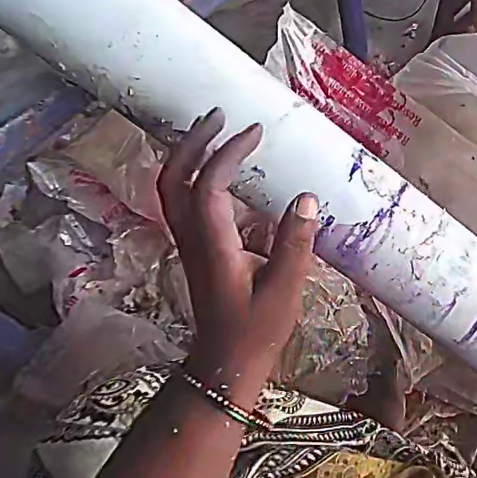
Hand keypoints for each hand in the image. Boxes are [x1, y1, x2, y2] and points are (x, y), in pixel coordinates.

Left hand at [157, 109, 319, 403]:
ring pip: (171, 187)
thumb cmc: (255, 330)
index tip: (254, 131)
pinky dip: (194, 174)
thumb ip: (295, 244)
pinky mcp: (193, 247)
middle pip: (173, 177)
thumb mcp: (284, 290)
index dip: (228, 153)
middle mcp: (191, 237)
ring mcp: (187, 242)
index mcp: (212, 245)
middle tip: (219, 115)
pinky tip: (220, 169)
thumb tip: (305, 198)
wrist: (224, 362)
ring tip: (215, 131)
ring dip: (188, 154)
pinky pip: (182, 199)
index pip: (210, 185)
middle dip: (193, 141)